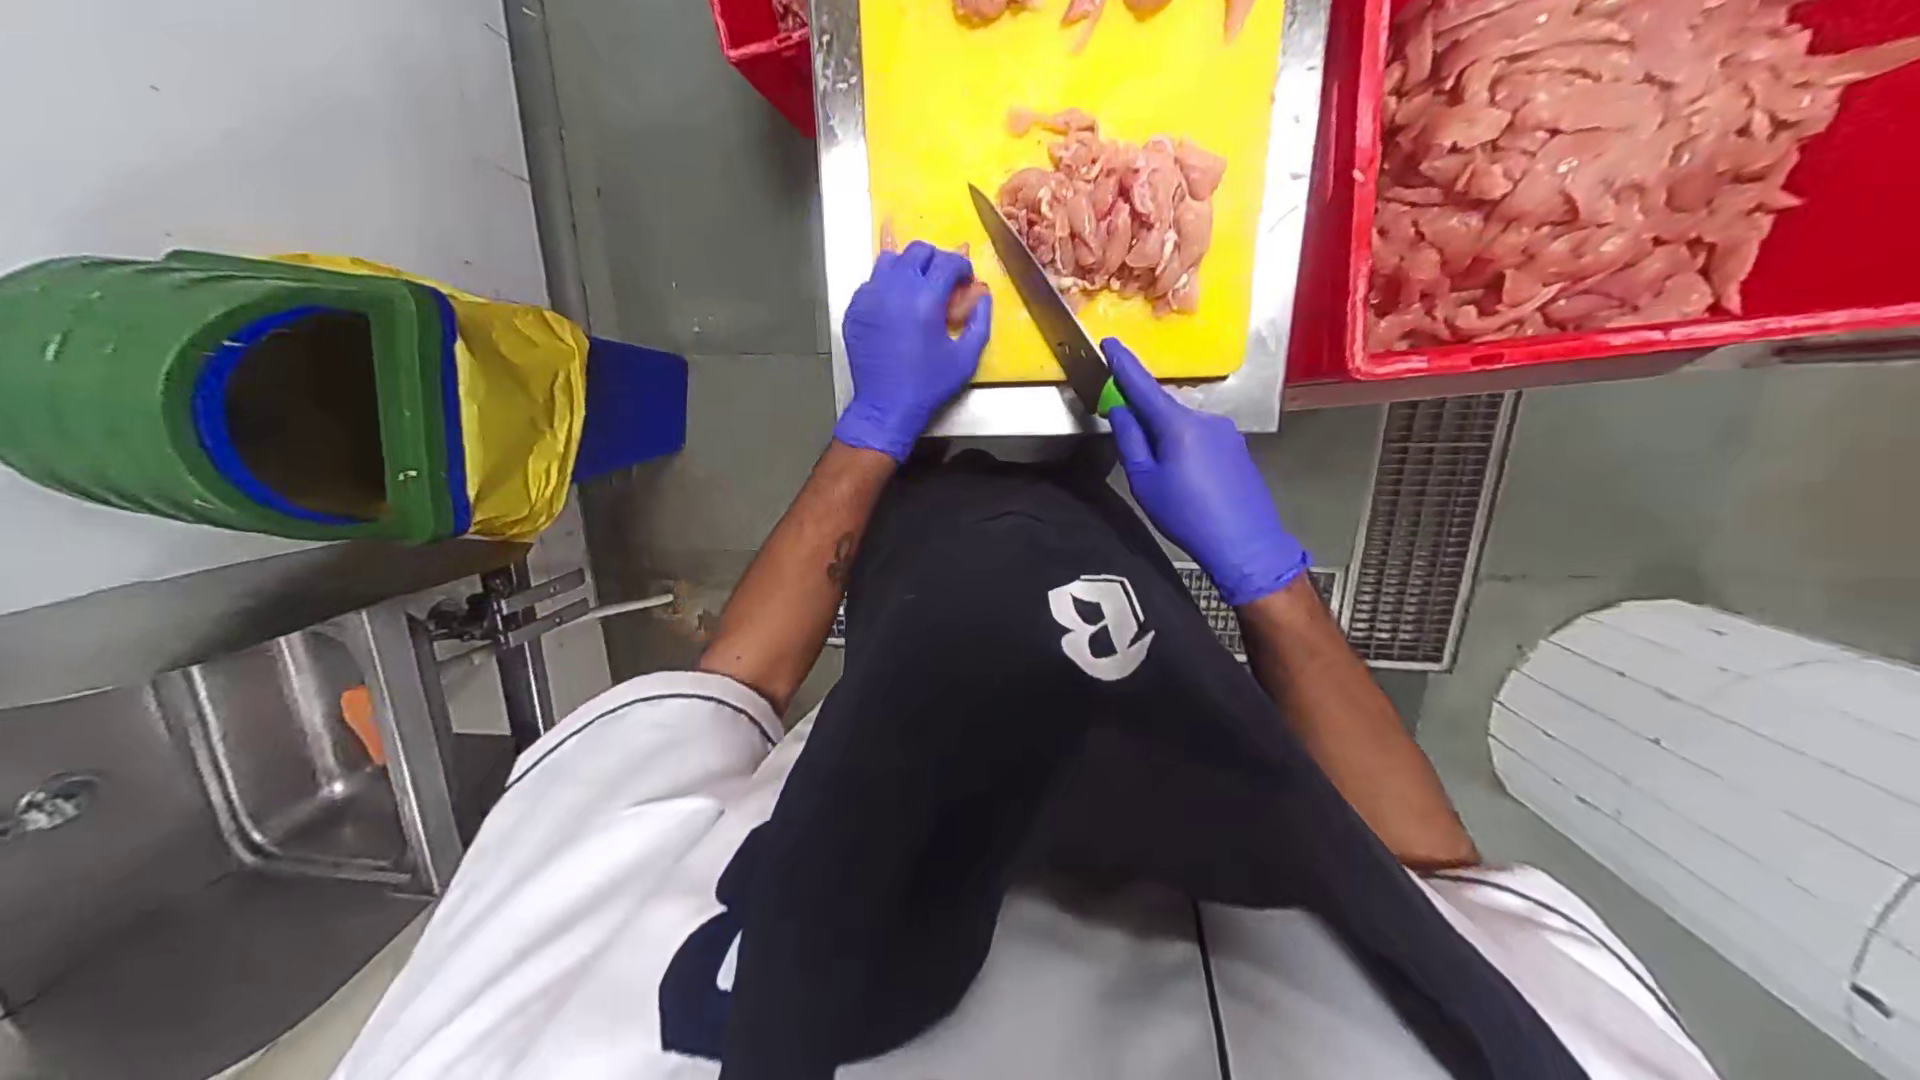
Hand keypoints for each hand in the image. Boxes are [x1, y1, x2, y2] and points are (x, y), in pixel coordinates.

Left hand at [833, 241, 992, 461]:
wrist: (886, 407)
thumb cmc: (928, 386)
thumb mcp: (966, 359)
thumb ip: (980, 322)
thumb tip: (983, 296)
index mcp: (926, 298)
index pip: (948, 260)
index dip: (962, 267)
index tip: (965, 281)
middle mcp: (895, 288)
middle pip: (917, 250)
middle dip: (936, 260)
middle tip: (943, 281)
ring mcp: (870, 297)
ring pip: (890, 261)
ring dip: (908, 268)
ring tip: (916, 289)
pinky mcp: (855, 309)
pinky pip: (871, 283)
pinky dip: (887, 287)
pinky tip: (895, 308)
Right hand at [1104, 339, 1307, 606]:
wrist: (1245, 543)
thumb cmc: (1187, 515)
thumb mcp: (1144, 480)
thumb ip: (1129, 440)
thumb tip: (1120, 410)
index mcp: (1178, 425)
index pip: (1144, 386)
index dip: (1123, 364)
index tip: (1110, 343)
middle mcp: (1205, 419)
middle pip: (1162, 407)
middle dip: (1140, 413)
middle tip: (1121, 430)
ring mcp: (1224, 432)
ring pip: (1181, 424)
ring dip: (1162, 435)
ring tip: (1156, 471)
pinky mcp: (1235, 447)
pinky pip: (1199, 436)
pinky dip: (1181, 445)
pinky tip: (1180, 474)